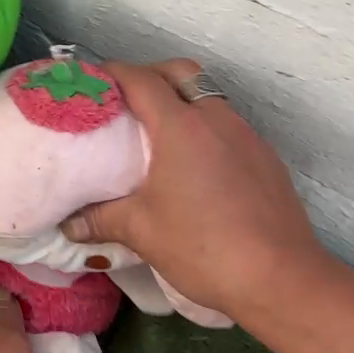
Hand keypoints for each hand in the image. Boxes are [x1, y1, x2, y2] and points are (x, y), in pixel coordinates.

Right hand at [63, 59, 333, 324]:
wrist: (284, 280)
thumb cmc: (204, 247)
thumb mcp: (142, 231)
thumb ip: (101, 219)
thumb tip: (69, 226)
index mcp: (180, 126)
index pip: (140, 79)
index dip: (111, 73)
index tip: (91, 82)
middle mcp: (215, 119)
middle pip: (181, 72)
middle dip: (152, 74)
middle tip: (128, 100)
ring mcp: (247, 136)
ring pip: (209, 97)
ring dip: (182, 101)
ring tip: (160, 133)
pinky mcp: (266, 158)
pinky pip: (228, 126)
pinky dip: (206, 129)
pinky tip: (196, 165)